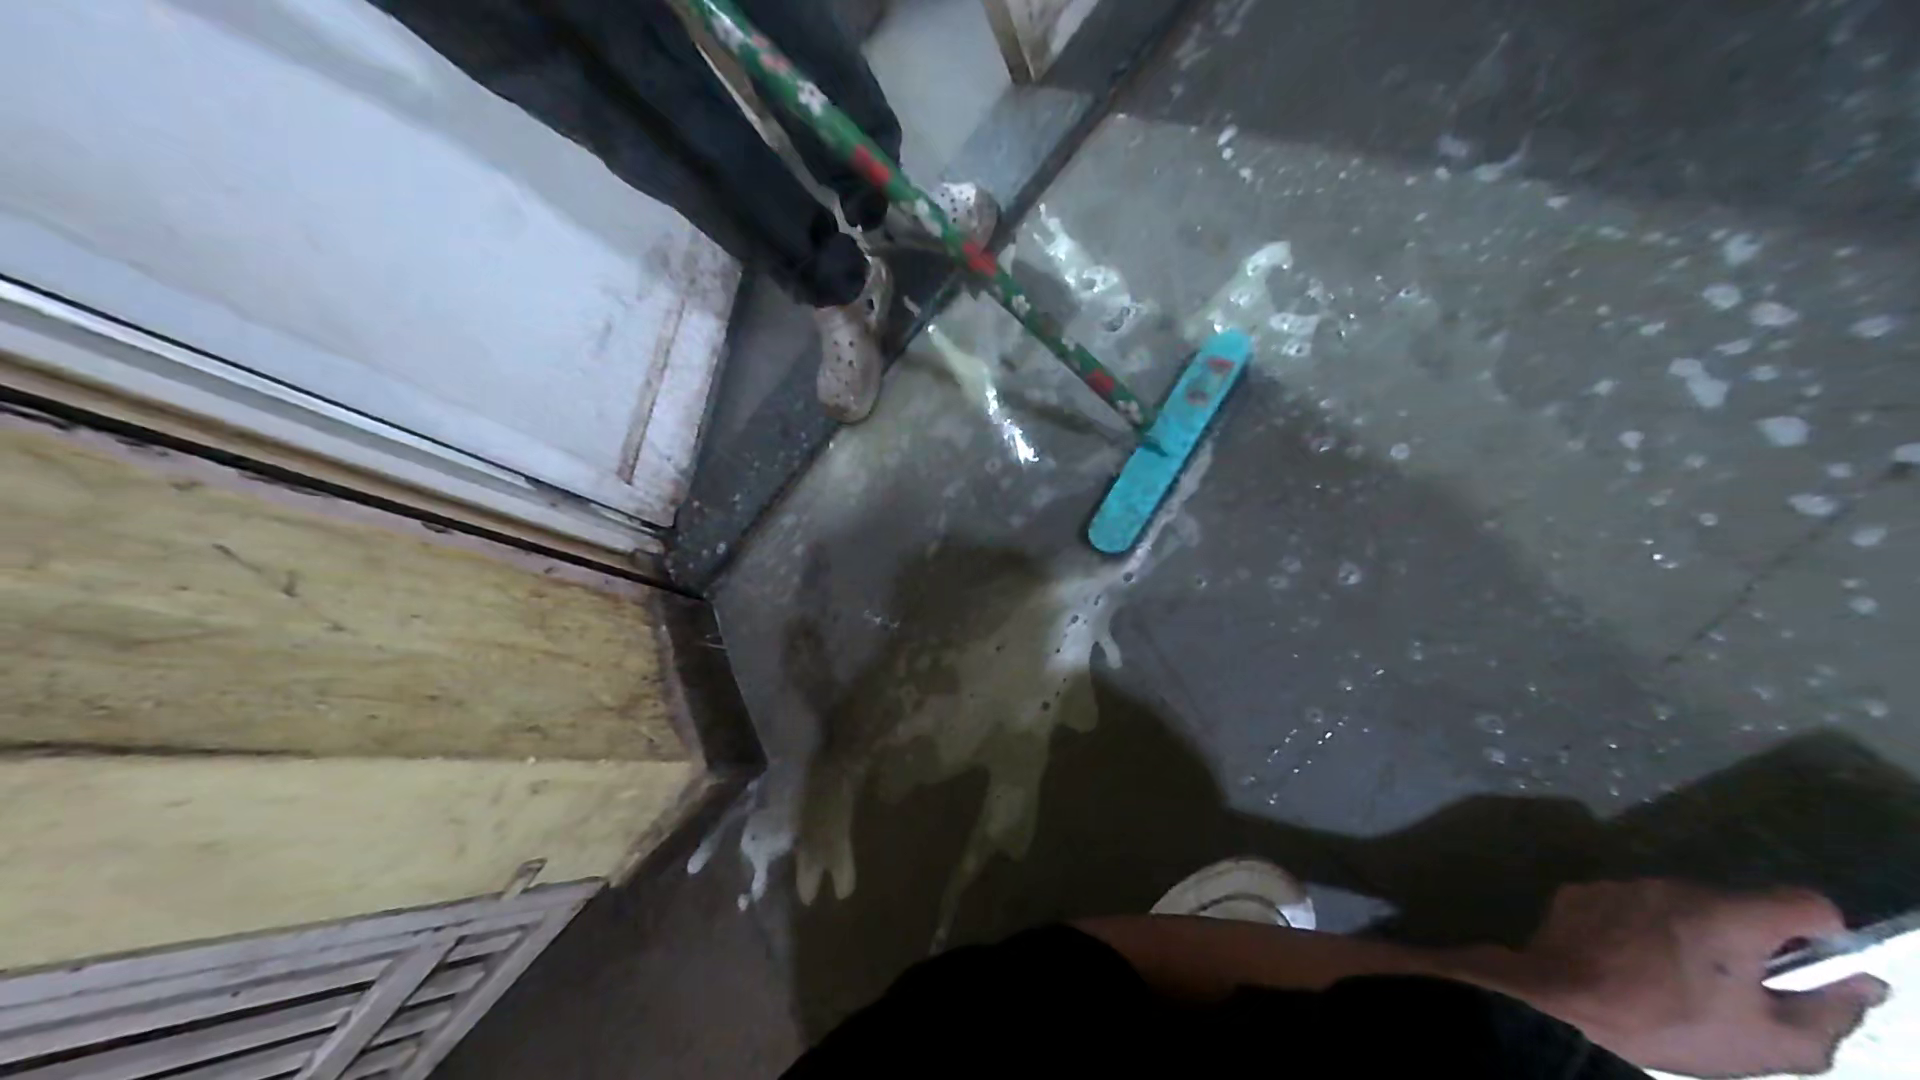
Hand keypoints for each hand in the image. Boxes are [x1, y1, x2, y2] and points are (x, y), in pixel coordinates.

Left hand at [1495, 881, 1887, 1077]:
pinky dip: (1639, 928)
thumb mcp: (1778, 1042)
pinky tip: (1630, 961)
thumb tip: (1862, 981)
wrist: (1562, 1002)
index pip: (1804, 901)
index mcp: (1728, 914)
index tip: (1809, 965)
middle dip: (1748, 939)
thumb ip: (1832, 1010)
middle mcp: (1670, 886)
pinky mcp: (1578, 891)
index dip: (1820, 933)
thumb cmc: (1673, 1024)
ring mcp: (1618, 884)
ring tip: (1677, 977)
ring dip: (1690, 932)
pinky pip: (1628, 906)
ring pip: (1676, 904)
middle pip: (1734, 904)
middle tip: (1737, 985)